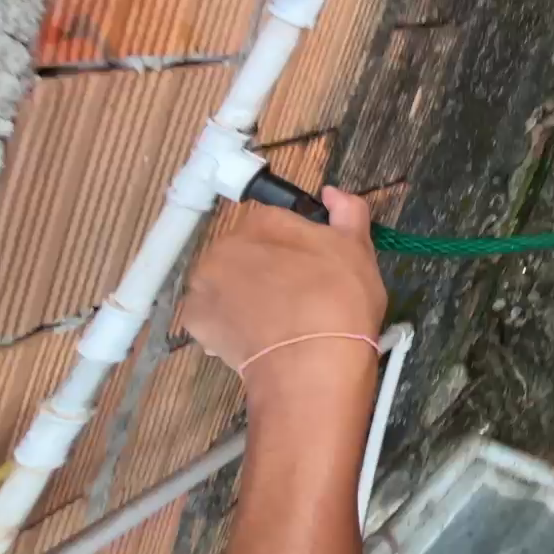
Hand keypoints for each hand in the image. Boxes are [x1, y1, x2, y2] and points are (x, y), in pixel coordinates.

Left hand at [181, 187, 385, 402]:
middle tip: (302, 290)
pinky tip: (261, 332)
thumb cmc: (342, 297)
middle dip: (270, 264)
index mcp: (265, 221)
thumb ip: (348, 210)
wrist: (312, 361)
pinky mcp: (193, 321)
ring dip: (248, 290)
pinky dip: (233, 319)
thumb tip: (330, 193)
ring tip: (281, 316)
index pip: (280, 220)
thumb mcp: (360, 247)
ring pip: (230, 279)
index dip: (300, 242)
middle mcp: (225, 246)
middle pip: (249, 248)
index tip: (317, 263)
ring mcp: (204, 284)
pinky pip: (215, 311)